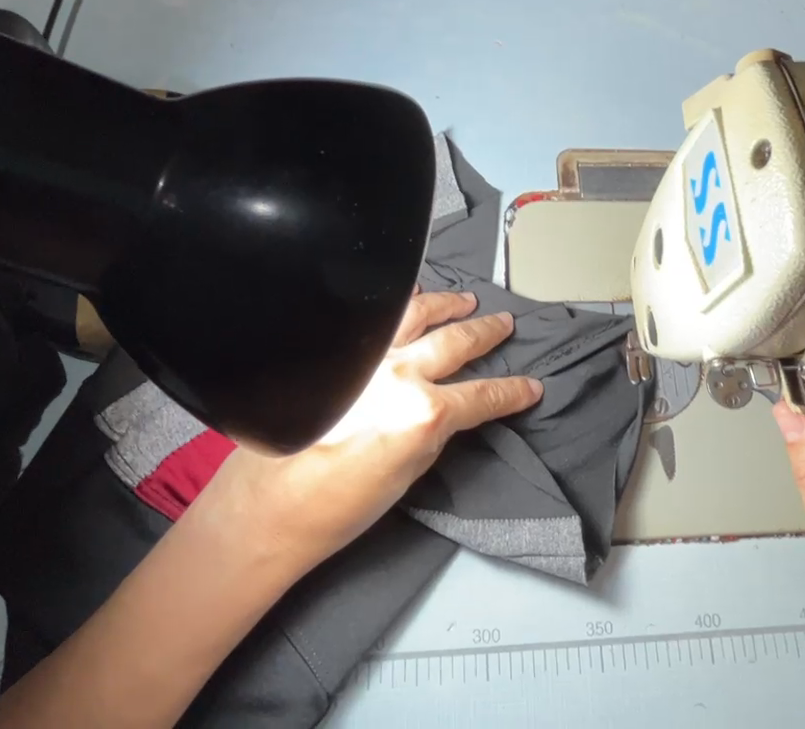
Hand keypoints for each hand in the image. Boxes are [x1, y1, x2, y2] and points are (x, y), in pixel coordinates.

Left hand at [198, 291, 539, 571]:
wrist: (272, 507)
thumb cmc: (338, 507)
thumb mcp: (409, 475)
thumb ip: (434, 431)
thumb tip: (449, 408)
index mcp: (423, 413)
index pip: (483, 395)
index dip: (513, 391)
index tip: (532, 386)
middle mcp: (399, 374)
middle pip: (456, 341)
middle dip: (487, 332)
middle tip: (504, 323)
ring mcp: (366, 357)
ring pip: (418, 314)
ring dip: (448, 304)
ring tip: (467, 301)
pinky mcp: (339, 354)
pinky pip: (377, 318)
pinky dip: (400, 304)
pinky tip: (410, 298)